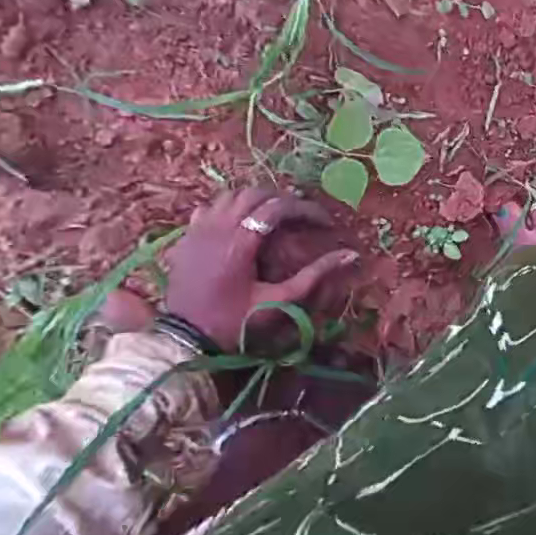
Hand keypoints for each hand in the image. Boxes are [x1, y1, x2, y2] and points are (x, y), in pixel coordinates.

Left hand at [163, 187, 356, 351]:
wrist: (185, 340)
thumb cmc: (236, 323)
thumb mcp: (279, 301)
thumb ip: (314, 276)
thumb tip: (350, 255)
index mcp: (239, 242)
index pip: (277, 207)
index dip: (306, 209)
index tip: (325, 222)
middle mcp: (216, 228)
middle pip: (254, 194)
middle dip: (284, 200)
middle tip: (305, 217)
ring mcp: (196, 230)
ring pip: (230, 195)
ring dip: (257, 200)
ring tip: (277, 215)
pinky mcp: (186, 238)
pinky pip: (209, 208)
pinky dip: (229, 208)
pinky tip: (241, 223)